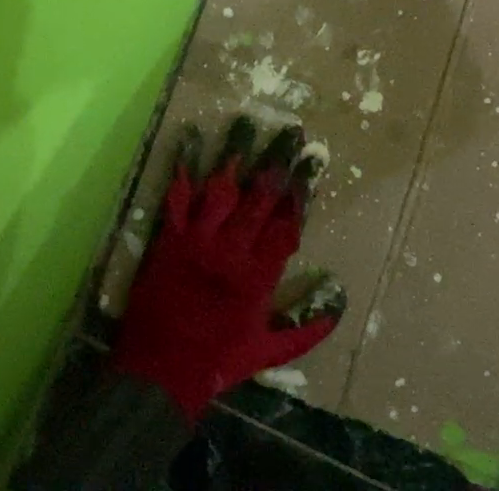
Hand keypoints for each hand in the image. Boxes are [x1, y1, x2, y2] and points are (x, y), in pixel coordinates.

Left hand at [111, 118, 342, 422]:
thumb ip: (306, 330)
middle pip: (257, 199)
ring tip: (247, 125)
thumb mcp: (267, 353)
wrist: (159, 373)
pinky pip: (177, 199)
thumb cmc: (216, 363)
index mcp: (258, 278)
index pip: (285, 226)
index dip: (299, 194)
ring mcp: (196, 241)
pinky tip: (190, 140)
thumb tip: (339, 298)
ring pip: (220, 190)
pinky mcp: (168, 239)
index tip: (310, 166)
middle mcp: (230, 251)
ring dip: (234, 157)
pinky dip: (183, 169)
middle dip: (276, 164)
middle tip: (290, 134)